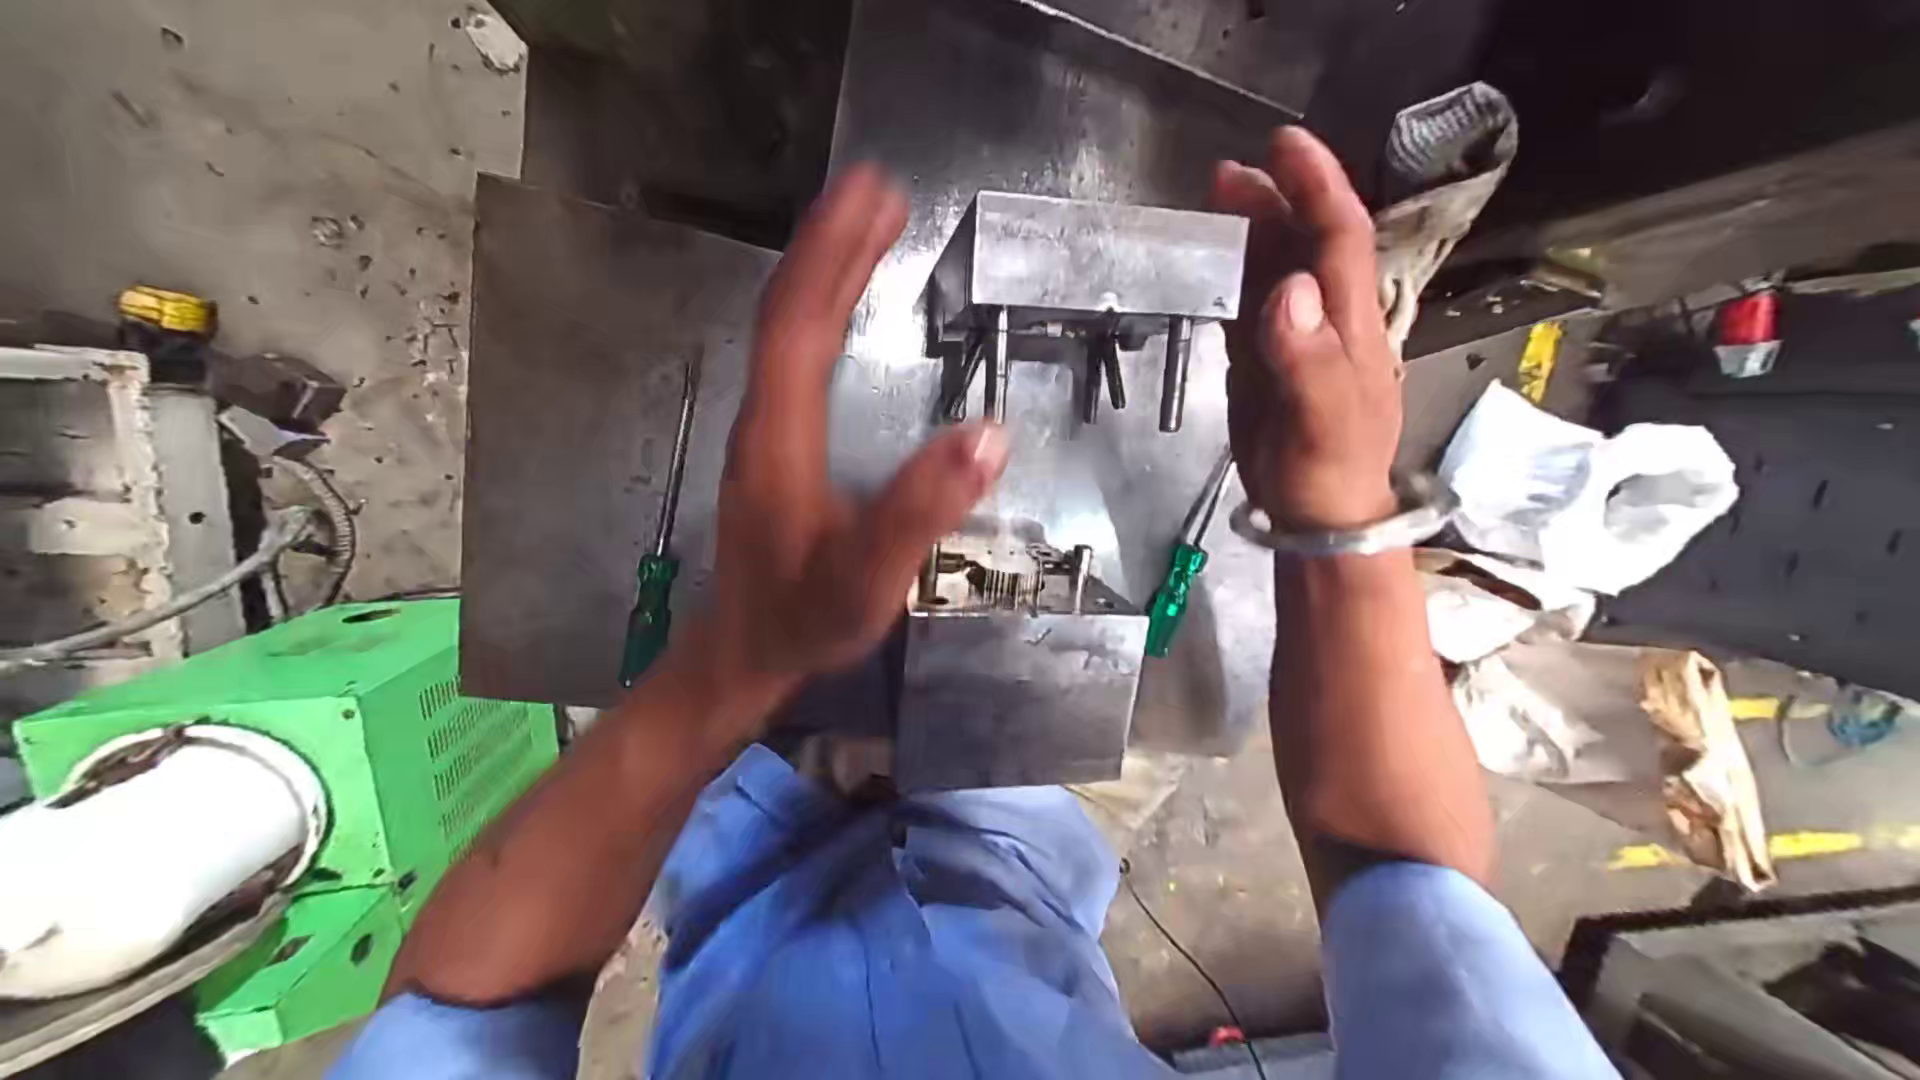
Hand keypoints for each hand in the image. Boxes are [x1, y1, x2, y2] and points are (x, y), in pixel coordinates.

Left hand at [688, 166, 1009, 711]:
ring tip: (870, 230)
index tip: (870, 194)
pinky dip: (823, 318)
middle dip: (831, 247)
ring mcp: (765, 433)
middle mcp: (763, 421)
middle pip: (790, 315)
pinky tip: (846, 311)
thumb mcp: (866, 580)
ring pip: (789, 334)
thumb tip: (989, 438)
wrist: (748, 651)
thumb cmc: (804, 620)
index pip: (798, 326)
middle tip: (877, 190)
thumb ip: (919, 513)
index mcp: (780, 438)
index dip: (832, 256)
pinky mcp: (776, 448)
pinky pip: (797, 363)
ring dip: (826, 275)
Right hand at [1212, 127, 1400, 531]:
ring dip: (1248, 235)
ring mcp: (1292, 344)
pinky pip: (1247, 313)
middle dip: (1273, 202)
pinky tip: (1212, 270)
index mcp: (1348, 324)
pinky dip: (1231, 284)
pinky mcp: (1264, 367)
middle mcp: (1324, 322)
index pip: (1339, 238)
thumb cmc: (1329, 469)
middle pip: (1303, 245)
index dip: (1316, 187)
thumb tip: (1287, 290)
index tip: (1284, 146)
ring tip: (1214, 206)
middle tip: (1227, 176)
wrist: (1317, 513)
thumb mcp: (1325, 418)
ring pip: (1272, 274)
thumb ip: (1310, 357)